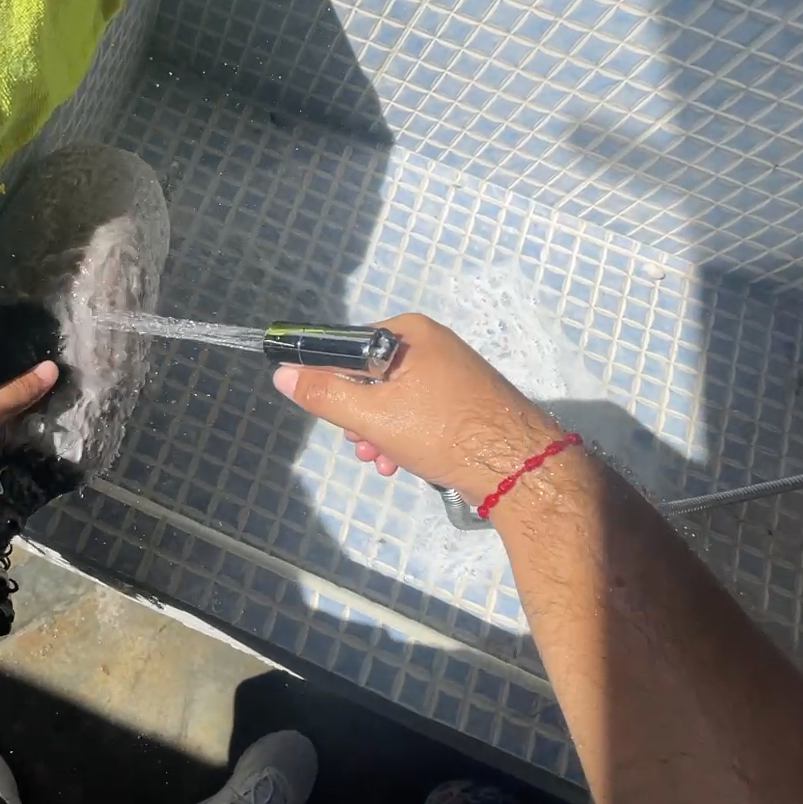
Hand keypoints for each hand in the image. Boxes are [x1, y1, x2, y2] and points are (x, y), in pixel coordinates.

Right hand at [271, 314, 559, 501]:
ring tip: (381, 460)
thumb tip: (281, 374)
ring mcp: (448, 373)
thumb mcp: (372, 415)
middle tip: (359, 442)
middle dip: (355, 414)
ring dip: (375, 431)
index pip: (344, 347)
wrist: (521, 470)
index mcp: (408, 333)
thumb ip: (324, 393)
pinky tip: (400, 463)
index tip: (324, 409)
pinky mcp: (460, 401)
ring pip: (389, 399)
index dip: (327, 378)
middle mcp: (429, 344)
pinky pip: (414, 411)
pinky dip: (400, 435)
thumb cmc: (443, 432)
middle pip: (366, 376)